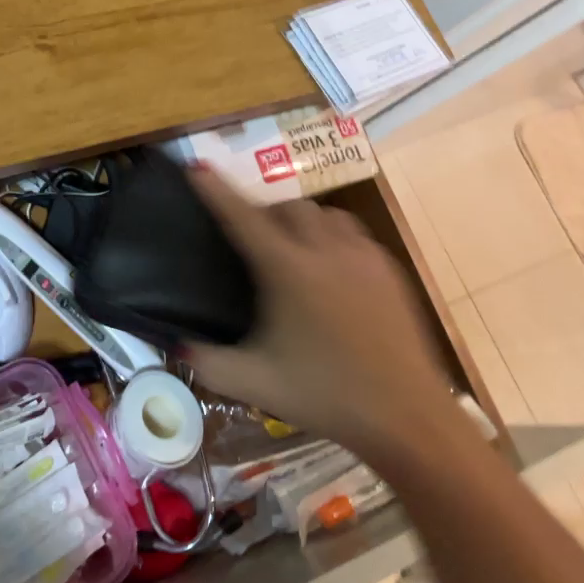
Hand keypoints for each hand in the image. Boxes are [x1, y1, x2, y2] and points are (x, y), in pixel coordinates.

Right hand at [184, 169, 459, 453]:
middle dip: (264, 210)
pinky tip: (330, 268)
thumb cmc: (325, 396)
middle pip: (287, 206)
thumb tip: (176, 344)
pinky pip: (353, 235)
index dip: (217, 189)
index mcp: (288, 270)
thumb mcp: (254, 384)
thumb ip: (207, 362)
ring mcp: (363, 257)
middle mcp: (326, 250)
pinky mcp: (389, 271)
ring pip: (324, 214)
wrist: (407, 416)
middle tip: (249, 234)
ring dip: (301, 221)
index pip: (243, 217)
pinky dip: (332, 237)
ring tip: (290, 246)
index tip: (197, 165)